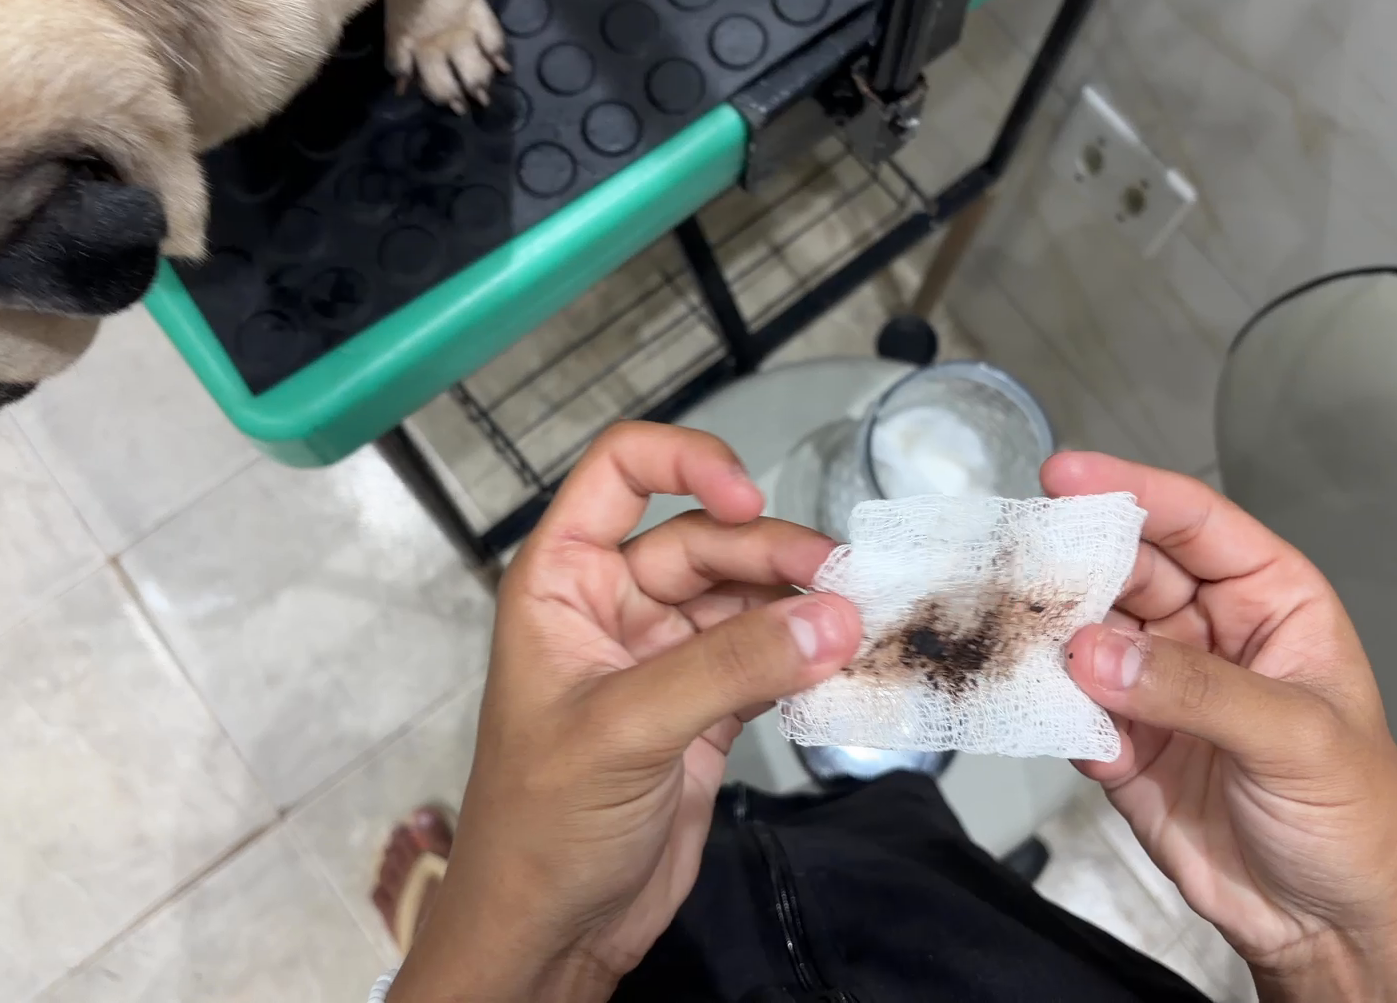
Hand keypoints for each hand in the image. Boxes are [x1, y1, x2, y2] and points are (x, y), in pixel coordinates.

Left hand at [390, 422, 863, 1001]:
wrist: (557, 932)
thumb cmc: (545, 823)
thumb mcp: (626, 729)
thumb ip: (731, 667)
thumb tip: (832, 618)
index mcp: (566, 577)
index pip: (622, 470)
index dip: (685, 462)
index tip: (746, 497)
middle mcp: (618, 599)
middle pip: (706, 538)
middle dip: (771, 552)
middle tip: (838, 581)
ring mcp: (668, 648)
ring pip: (745, 593)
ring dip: (798, 602)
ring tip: (851, 619)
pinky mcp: (709, 697)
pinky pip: (766, 651)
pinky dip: (804, 652)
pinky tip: (838, 658)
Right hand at [1047, 453, 1396, 1000]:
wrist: (1321, 930)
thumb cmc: (1354, 823)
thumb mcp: (1300, 743)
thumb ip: (1198, 691)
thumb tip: (1093, 651)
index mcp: (1264, 601)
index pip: (1193, 524)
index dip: (1131, 491)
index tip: (1064, 475)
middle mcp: (1198, 626)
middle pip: (1122, 569)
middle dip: (1072, 561)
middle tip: (1020, 560)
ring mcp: (1148, 676)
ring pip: (1082, 627)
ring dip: (1047, 630)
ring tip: (1013, 631)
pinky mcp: (1110, 727)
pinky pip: (1064, 695)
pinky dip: (1046, 696)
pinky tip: (1043, 704)